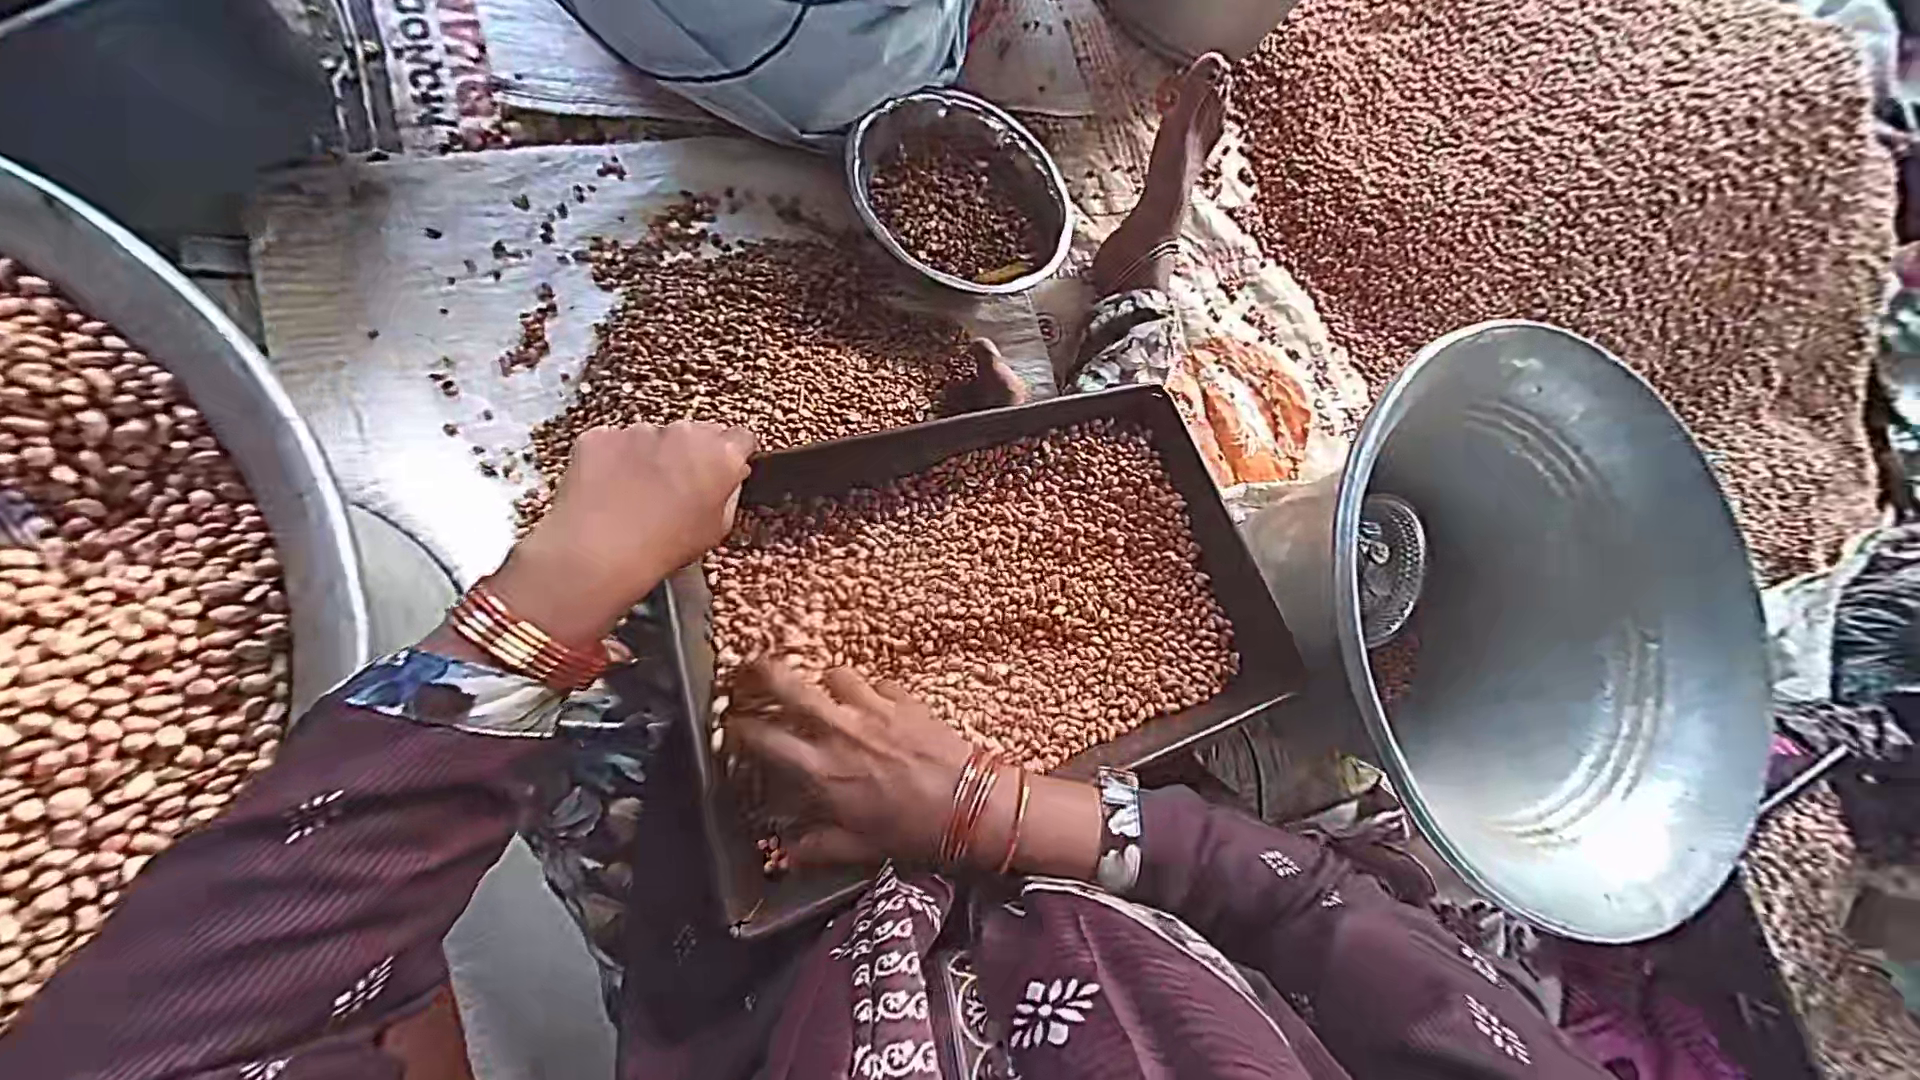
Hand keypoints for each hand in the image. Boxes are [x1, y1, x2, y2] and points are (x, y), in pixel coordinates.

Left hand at [492, 420, 754, 646]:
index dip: (735, 454)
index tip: (727, 466)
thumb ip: (729, 493)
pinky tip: (614, 489)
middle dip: (694, 453)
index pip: (741, 438)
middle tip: (682, 487)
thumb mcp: (718, 528)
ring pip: (656, 437)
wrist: (599, 551)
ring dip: (654, 456)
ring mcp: (640, 431)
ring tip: (642, 494)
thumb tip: (728, 479)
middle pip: (699, 432)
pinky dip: (617, 460)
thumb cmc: (664, 546)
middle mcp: (684, 433)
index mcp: (721, 455)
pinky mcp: (602, 435)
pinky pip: (617, 442)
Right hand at [727, 659, 1100, 878]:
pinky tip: (878, 706)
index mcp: (821, 770)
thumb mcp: (859, 847)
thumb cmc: (913, 831)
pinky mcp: (903, 698)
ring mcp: (872, 708)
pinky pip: (876, 682)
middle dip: (761, 672)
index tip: (733, 724)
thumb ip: (817, 847)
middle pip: (787, 685)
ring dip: (826, 684)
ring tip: (830, 696)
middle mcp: (840, 731)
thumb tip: (787, 851)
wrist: (971, 804)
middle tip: (751, 669)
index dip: (741, 727)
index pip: (763, 738)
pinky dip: (871, 692)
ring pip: (833, 675)